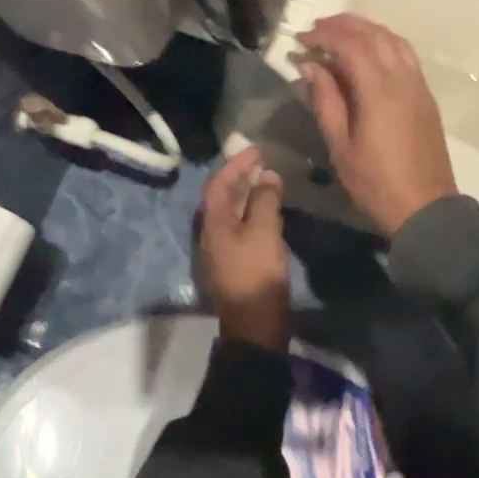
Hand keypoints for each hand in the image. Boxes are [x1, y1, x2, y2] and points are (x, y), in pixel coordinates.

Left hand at [198, 147, 290, 350]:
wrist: (254, 327)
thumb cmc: (257, 274)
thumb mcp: (265, 232)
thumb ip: (265, 200)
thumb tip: (268, 176)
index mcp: (213, 221)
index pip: (219, 182)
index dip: (237, 163)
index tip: (257, 150)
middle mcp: (210, 231)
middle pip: (222, 195)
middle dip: (241, 175)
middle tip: (263, 161)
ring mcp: (220, 248)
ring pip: (231, 211)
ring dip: (247, 193)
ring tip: (268, 179)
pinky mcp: (232, 261)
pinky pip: (239, 225)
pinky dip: (252, 210)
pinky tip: (268, 210)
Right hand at [295, 14, 458, 236]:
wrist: (425, 208)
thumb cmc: (375, 182)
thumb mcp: (340, 145)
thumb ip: (325, 100)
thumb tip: (310, 65)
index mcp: (379, 90)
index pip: (350, 44)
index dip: (324, 36)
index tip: (301, 40)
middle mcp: (402, 78)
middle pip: (373, 34)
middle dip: (343, 25)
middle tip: (316, 30)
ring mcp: (418, 84)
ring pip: (393, 39)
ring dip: (365, 30)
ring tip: (339, 34)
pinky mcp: (425, 94)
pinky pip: (405, 53)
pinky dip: (383, 42)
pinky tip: (368, 52)